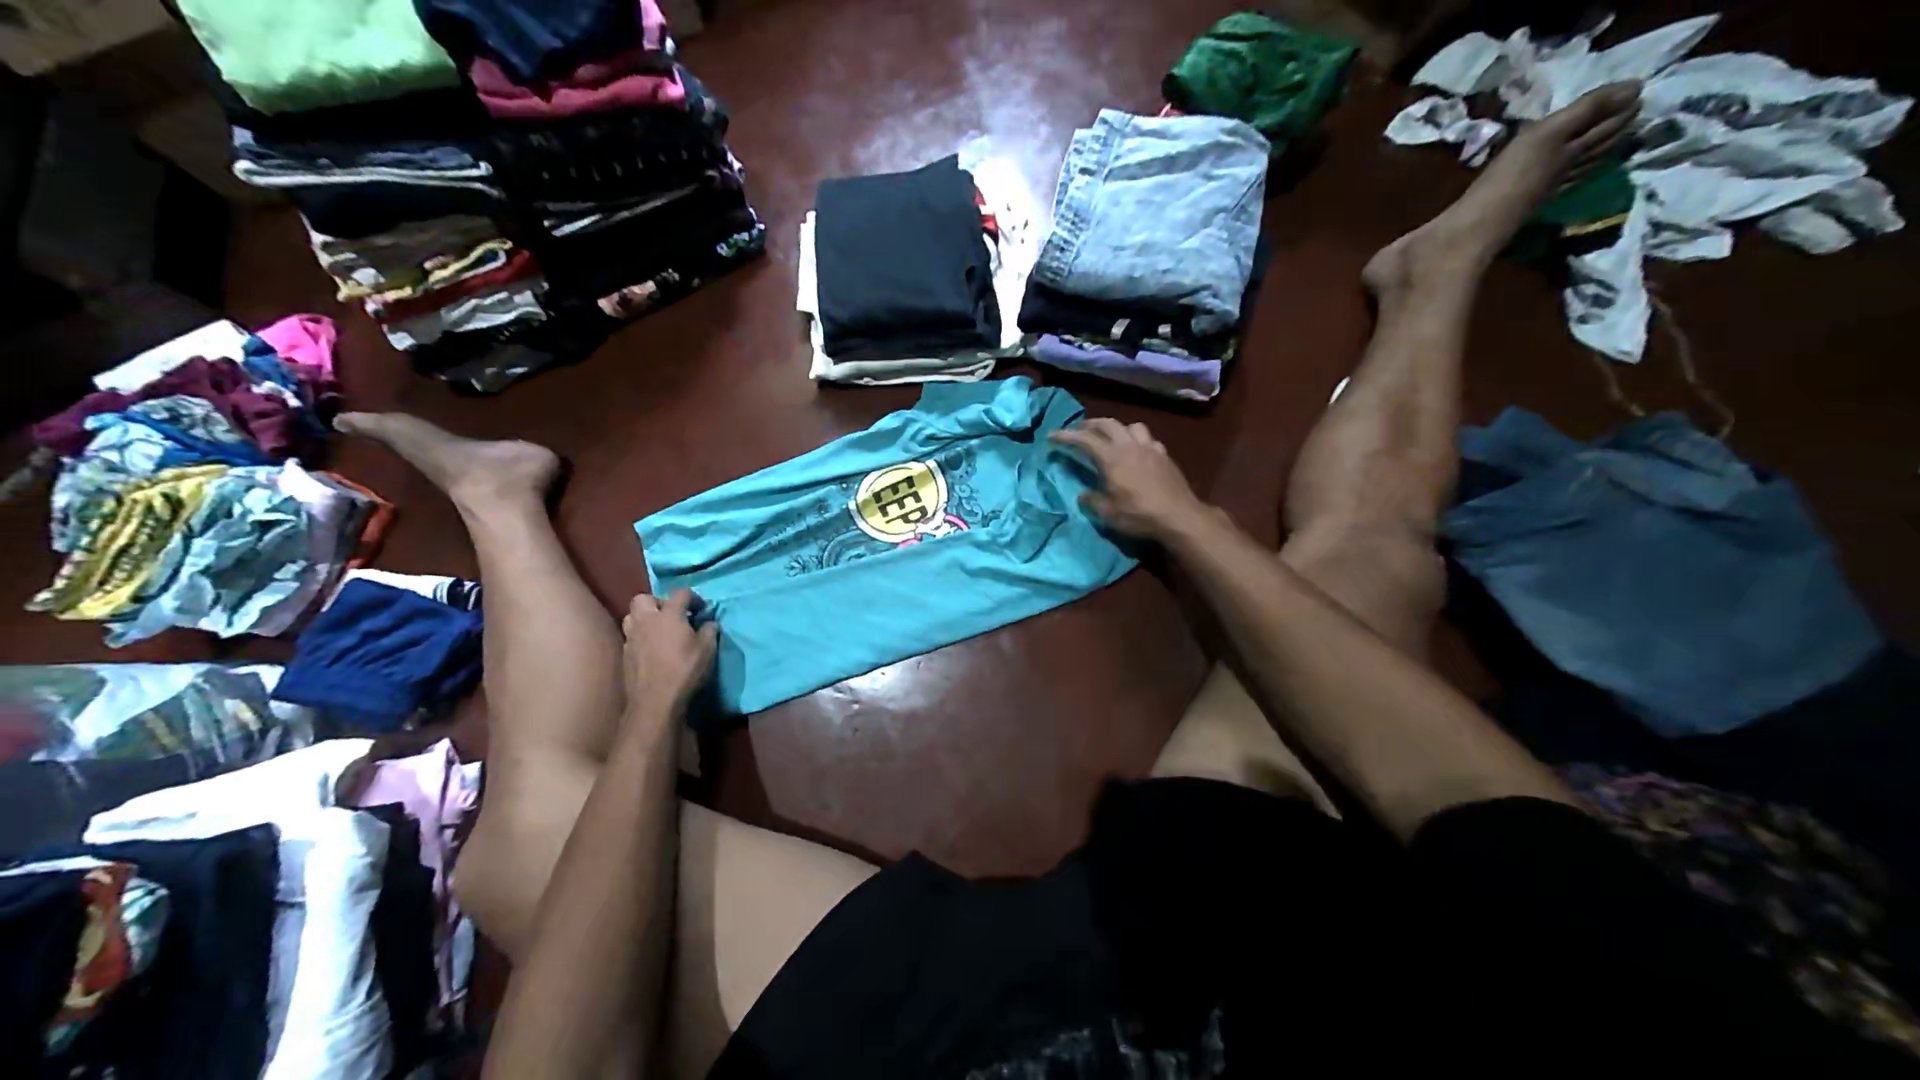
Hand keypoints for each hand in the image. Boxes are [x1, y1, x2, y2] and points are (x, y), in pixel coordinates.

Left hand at [622, 589, 718, 717]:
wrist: (655, 700)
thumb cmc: (685, 670)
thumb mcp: (708, 650)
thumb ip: (710, 631)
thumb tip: (709, 623)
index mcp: (668, 615)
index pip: (680, 593)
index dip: (693, 597)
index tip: (702, 609)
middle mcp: (646, 620)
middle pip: (644, 598)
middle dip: (658, 602)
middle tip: (672, 616)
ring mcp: (632, 637)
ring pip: (631, 616)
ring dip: (644, 618)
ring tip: (658, 630)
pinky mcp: (625, 654)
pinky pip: (630, 636)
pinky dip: (640, 636)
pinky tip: (651, 649)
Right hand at [1050, 418, 1210, 539]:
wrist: (1179, 516)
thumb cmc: (1139, 514)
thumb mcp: (1108, 513)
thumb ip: (1092, 501)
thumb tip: (1083, 495)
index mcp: (1111, 457)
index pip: (1084, 439)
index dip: (1066, 436)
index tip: (1052, 436)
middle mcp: (1129, 445)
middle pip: (1107, 423)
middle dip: (1090, 424)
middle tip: (1080, 431)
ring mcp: (1150, 448)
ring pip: (1131, 426)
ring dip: (1117, 428)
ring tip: (1111, 438)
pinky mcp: (1164, 455)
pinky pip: (1148, 439)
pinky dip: (1137, 440)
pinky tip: (1137, 451)